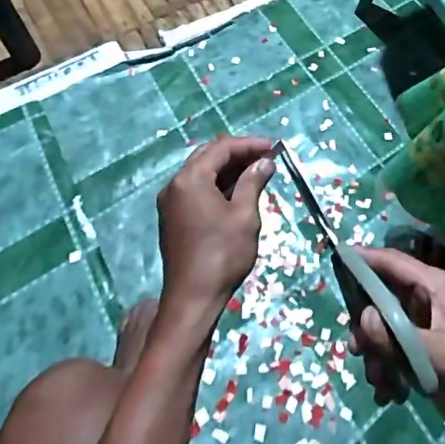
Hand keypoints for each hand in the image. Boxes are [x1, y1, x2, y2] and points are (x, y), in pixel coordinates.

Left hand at [157, 135, 275, 310]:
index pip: (222, 148)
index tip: (273, 147)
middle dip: (238, 153)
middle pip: (208, 155)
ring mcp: (171, 202)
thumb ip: (253, 182)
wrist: (192, 298)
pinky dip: (217, 183)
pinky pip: (196, 188)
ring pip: (201, 171)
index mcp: (190, 179)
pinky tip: (238, 189)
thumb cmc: (222, 253)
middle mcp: (175, 185)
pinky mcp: (173, 217)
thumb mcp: (245, 214)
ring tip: (257, 171)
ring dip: (228, 168)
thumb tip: (264, 162)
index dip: (249, 145)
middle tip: (265, 157)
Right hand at [348, 247, 444, 432]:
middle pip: (383, 296)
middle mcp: (428, 297)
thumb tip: (364, 316)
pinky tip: (389, 393)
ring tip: (381, 381)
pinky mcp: (419, 344)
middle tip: (358, 351)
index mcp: (436, 285)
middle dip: (368, 326)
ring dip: (375, 353)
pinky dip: (384, 367)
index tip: (340, 256)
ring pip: (382, 325)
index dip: (367, 258)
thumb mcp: (433, 356)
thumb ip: (396, 337)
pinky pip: (390, 346)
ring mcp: (423, 321)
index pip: (396, 263)